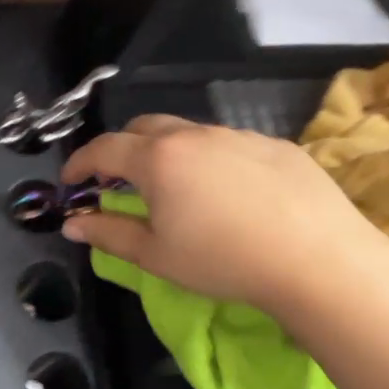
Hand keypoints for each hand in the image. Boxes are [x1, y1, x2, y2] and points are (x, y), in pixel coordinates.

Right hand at [61, 115, 388, 316]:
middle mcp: (195, 136)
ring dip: (166, 154)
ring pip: (189, 134)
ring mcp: (239, 136)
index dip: (79, 163)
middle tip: (115, 181)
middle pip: (144, 127)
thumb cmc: (222, 260)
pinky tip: (223, 196)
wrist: (318, 261)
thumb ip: (107, 233)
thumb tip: (73, 223)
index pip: (103, 148)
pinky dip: (208, 161)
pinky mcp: (276, 147)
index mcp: (158, 160)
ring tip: (172, 190)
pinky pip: (227, 145)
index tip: (70, 183)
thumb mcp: (154, 255)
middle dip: (120, 149)